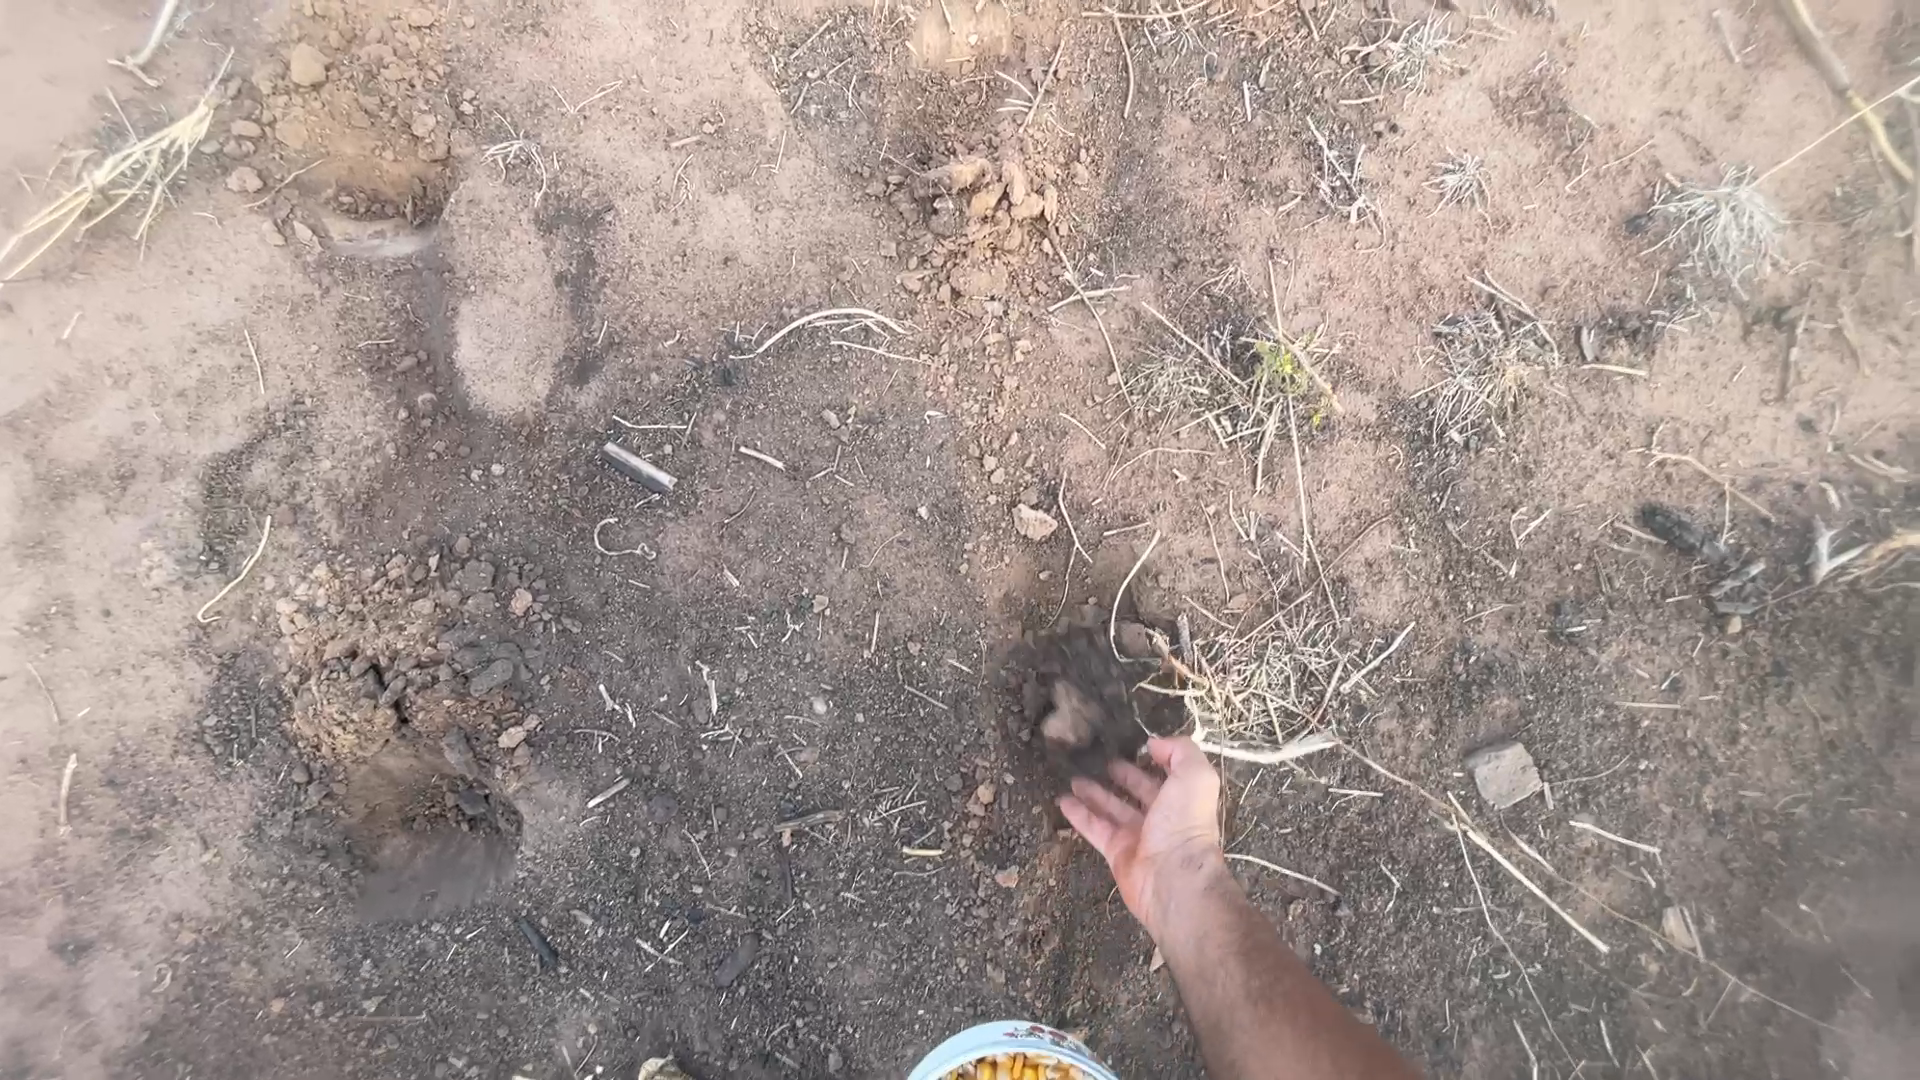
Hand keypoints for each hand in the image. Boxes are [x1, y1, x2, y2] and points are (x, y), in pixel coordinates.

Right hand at [1058, 736, 1225, 939]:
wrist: (1173, 877)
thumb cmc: (1185, 824)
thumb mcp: (1195, 776)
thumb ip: (1180, 751)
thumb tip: (1155, 743)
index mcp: (1180, 801)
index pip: (1163, 777)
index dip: (1150, 761)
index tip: (1133, 746)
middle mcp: (1160, 819)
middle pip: (1136, 793)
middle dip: (1122, 777)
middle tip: (1102, 762)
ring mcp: (1137, 837)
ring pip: (1111, 809)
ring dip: (1094, 793)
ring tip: (1074, 778)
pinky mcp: (1116, 852)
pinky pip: (1094, 828)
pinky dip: (1078, 815)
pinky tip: (1063, 801)